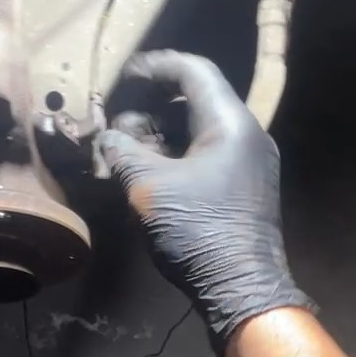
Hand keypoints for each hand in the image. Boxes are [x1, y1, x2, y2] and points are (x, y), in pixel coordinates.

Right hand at [96, 51, 312, 354]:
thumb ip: (121, 153)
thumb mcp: (148, 188)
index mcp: (230, 123)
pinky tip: (151, 176)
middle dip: (151, 108)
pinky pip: (209, 158)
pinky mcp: (245, 190)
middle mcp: (247, 136)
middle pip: (195, 102)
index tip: (124, 77)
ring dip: (161, 137)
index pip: (193, 71)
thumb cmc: (197, 233)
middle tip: (118, 122)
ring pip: (200, 133)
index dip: (154, 68)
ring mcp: (250, 165)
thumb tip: (105, 137)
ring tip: (127, 152)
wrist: (241, 289)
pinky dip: (178, 158)